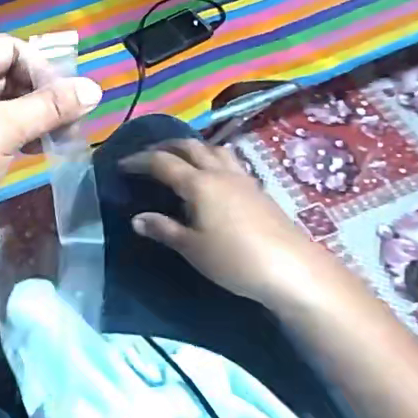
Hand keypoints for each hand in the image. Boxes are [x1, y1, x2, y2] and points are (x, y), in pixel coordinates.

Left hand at [0, 35, 100, 262]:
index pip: (11, 48)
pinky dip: (13, 128)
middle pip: (6, 71)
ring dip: (31, 115)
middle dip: (40, 96)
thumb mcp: (7, 129)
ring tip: (60, 139)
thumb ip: (52, 106)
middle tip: (71, 124)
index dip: (44, 72)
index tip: (70, 101)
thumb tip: (95, 88)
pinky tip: (37, 146)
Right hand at [120, 140, 363, 314]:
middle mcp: (220, 173)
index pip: (162, 162)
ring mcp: (243, 179)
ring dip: (192, 148)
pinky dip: (211, 159)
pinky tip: (210, 177)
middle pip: (189, 146)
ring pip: (213, 149)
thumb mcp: (192, 248)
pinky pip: (229, 162)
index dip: (139, 161)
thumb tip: (137, 218)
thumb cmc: (236, 260)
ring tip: (179, 159)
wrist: (295, 271)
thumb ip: (163, 229)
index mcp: (199, 184)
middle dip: (164, 147)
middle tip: (147, 156)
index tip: (121, 166)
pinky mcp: (258, 190)